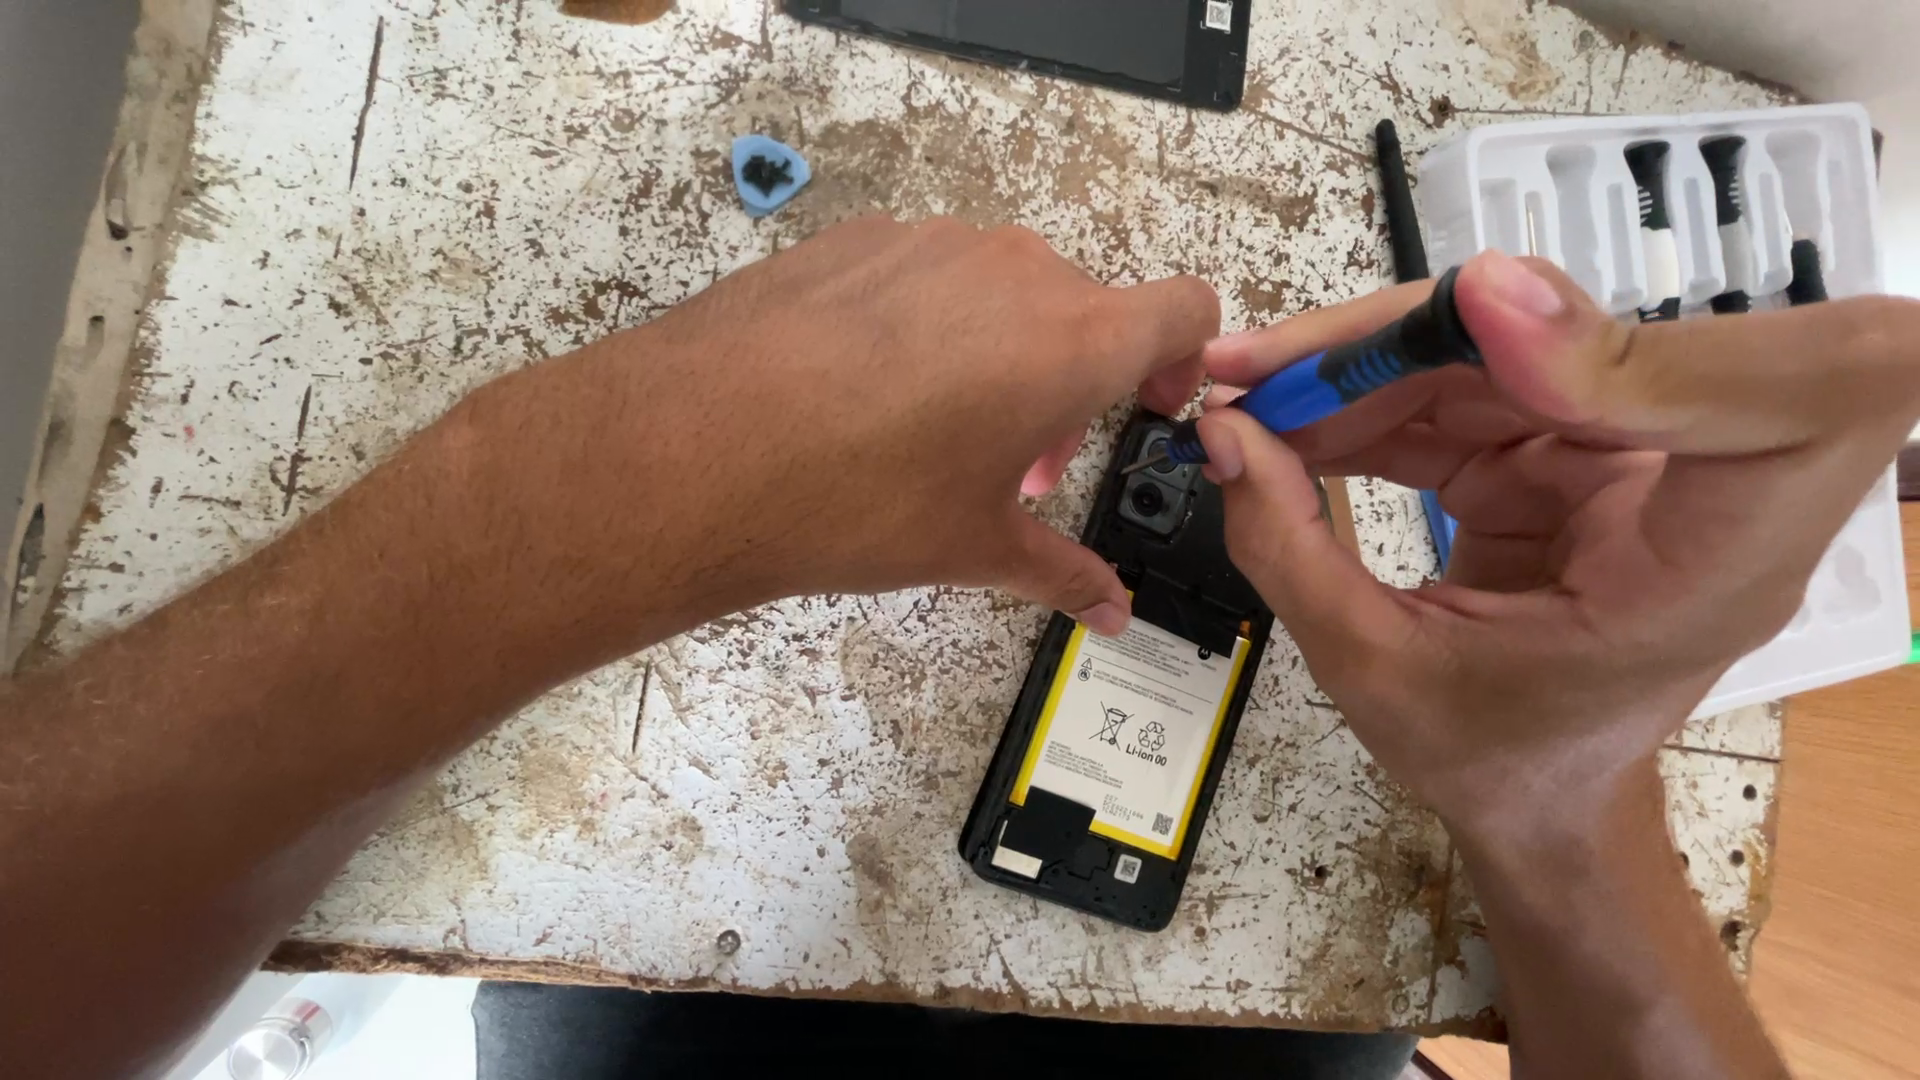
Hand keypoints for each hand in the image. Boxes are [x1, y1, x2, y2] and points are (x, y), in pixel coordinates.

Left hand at [442, 216, 1216, 661]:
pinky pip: (931, 274)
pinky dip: (934, 323)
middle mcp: (1016, 271)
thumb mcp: (977, 546)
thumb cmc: (865, 503)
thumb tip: (1114, 616)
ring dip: (1005, 354)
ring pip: (1007, 291)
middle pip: (1089, 310)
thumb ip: (1062, 573)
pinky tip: (869, 387)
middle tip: (1022, 460)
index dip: (1182, 360)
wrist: (703, 448)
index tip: (1144, 409)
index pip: (1185, 311)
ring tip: (941, 429)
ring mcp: (933, 242)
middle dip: (1076, 383)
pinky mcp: (860, 239)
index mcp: (1071, 340)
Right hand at [1196, 250, 1919, 828]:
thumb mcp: (1364, 667)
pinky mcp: (1550, 447)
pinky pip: (1453, 389)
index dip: (1634, 343)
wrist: (1527, 784)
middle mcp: (1684, 483)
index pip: (1788, 398)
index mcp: (1705, 570)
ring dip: (1358, 365)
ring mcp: (1614, 452)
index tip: (1475, 315)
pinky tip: (1287, 424)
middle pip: (1572, 341)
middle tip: (1256, 373)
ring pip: (1493, 350)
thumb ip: (1286, 547)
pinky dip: (1361, 398)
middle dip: (1398, 342)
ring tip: (1247, 402)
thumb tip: (1222, 430)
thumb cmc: (1482, 756)